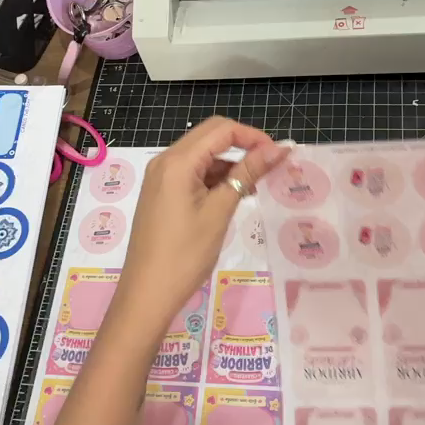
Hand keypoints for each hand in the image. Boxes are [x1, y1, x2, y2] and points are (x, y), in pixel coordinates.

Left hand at [109, 117, 290, 337]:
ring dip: (229, 163)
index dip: (253, 136)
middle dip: (242, 146)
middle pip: (210, 136)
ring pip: (202, 155)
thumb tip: (278, 149)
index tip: (278, 155)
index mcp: (177, 161)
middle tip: (270, 167)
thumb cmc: (185, 254)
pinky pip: (192, 172)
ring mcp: (160, 177)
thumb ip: (247, 174)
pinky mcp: (161, 192)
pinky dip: (214, 177)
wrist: (146, 294)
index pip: (221, 130)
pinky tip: (232, 196)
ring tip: (254, 187)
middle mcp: (165, 161)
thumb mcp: (220, 211)